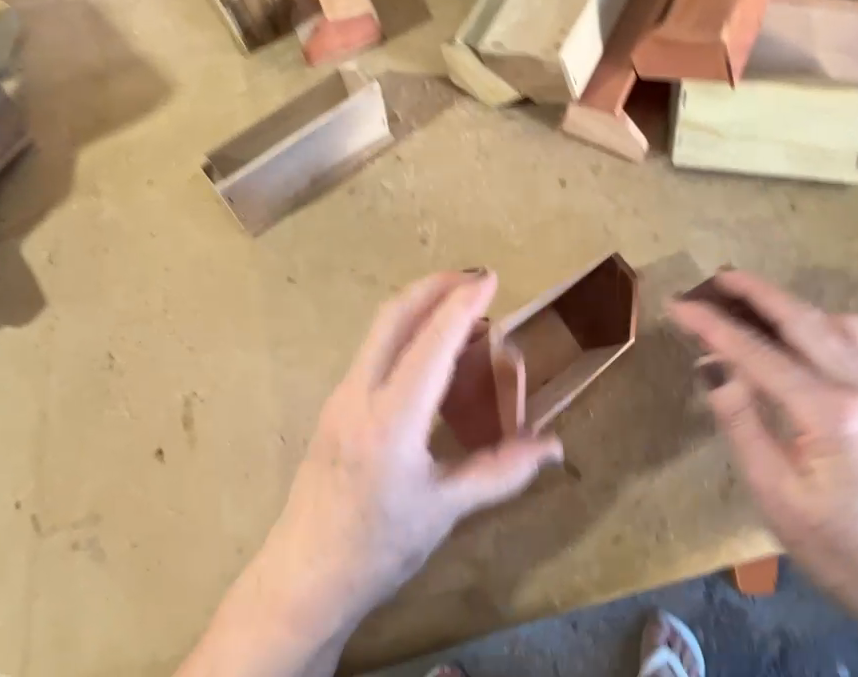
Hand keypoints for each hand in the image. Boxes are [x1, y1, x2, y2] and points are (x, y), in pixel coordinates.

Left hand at [260, 270, 563, 631]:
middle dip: (435, 287)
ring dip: (420, 309)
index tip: (490, 278)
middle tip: (474, 280)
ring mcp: (340, 397)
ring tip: (462, 315)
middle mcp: (359, 393)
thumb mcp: (445, 511)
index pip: (432, 342)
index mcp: (391, 418)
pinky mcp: (334, 408)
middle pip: (394, 316)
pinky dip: (406, 335)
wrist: (304, 579)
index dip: (463, 304)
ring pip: (379, 331)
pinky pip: (373, 353)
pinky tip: (431, 356)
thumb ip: (501, 471)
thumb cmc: (378, 549)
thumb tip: (553, 447)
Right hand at [669, 272, 857, 657]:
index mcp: (830, 414)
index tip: (677, 305)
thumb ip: (742, 421)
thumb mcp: (774, 493)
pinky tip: (793, 330)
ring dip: (785, 302)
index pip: (758, 353)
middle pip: (800, 319)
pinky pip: (852, 339)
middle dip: (753, 292)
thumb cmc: (838, 549)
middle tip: (711, 278)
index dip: (713, 326)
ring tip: (743, 297)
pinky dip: (815, 320)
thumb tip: (713, 366)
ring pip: (830, 322)